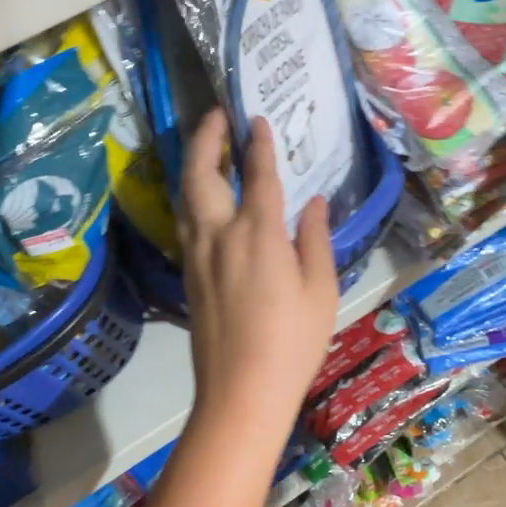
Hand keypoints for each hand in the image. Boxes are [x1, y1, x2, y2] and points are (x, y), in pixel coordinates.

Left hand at [180, 110, 338, 428]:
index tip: (257, 118)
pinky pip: (186, 221)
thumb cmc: (292, 343)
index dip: (258, 144)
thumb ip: (315, 240)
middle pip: (201, 173)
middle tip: (215, 115)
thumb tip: (315, 203)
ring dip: (192, 165)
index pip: (258, 175)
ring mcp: (197, 256)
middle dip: (206, 138)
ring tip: (205, 149)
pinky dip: (191, 197)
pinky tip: (202, 200)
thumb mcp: (320, 291)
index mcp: (257, 234)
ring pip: (185, 196)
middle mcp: (219, 235)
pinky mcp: (188, 276)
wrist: (241, 391)